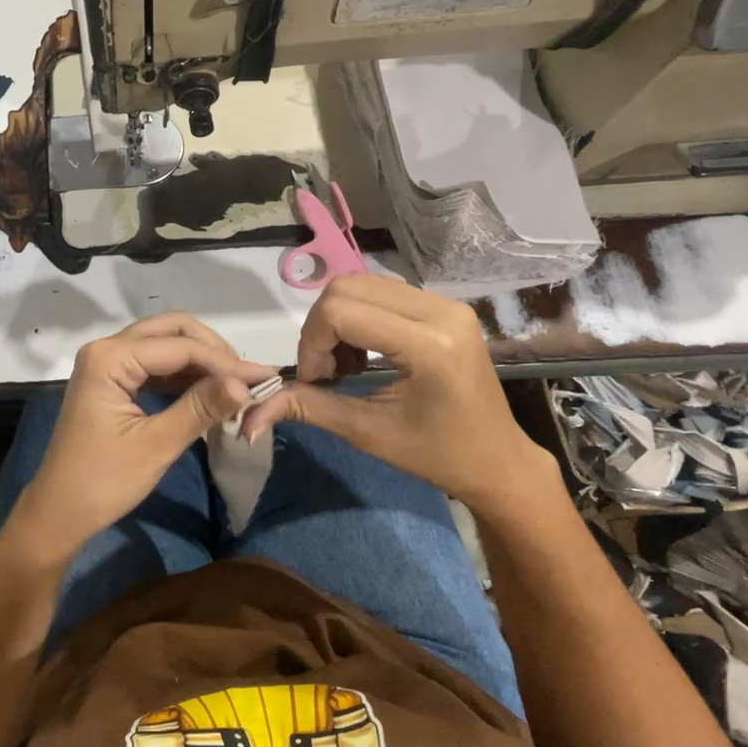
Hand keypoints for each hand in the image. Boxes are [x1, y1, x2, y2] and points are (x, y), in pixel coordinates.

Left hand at [7, 313, 276, 559]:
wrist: (60, 510)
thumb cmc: (104, 481)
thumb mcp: (157, 445)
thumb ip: (200, 408)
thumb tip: (244, 384)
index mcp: (109, 358)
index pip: (178, 346)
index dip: (223, 362)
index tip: (264, 378)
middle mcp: (105, 349)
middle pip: (169, 331)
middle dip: (211, 350)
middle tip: (248, 377)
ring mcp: (105, 364)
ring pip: (162, 345)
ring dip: (198, 360)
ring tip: (235, 385)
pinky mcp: (110, 381)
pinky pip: (152, 365)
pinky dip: (181, 374)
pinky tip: (208, 391)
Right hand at [243, 276, 554, 511]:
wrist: (498, 461)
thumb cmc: (437, 455)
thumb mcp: (368, 433)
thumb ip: (308, 408)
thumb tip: (249, 414)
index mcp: (428, 344)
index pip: (341, 311)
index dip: (312, 343)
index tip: (316, 381)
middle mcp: (440, 311)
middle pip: (346, 287)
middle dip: (320, 328)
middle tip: (326, 371)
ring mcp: (446, 304)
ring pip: (360, 284)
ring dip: (338, 321)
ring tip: (345, 365)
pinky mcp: (445, 306)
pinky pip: (381, 292)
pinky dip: (358, 317)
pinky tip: (364, 354)